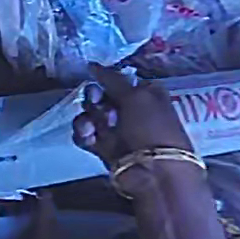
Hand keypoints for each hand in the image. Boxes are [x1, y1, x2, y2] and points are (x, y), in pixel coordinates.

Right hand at [73, 64, 196, 197]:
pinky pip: (85, 135)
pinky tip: (89, 137)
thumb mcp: (137, 97)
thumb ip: (113, 80)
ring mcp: (116, 131)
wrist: (155, 173)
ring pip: (90, 115)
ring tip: (92, 126)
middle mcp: (130, 110)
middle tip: (96, 102)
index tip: (96, 77)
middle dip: (94, 98)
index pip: (117, 80)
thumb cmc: (152, 128)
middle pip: (100, 97)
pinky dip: (84, 135)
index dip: (105, 79)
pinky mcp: (104, 149)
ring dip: (87, 118)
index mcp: (145, 94)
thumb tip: (93, 65)